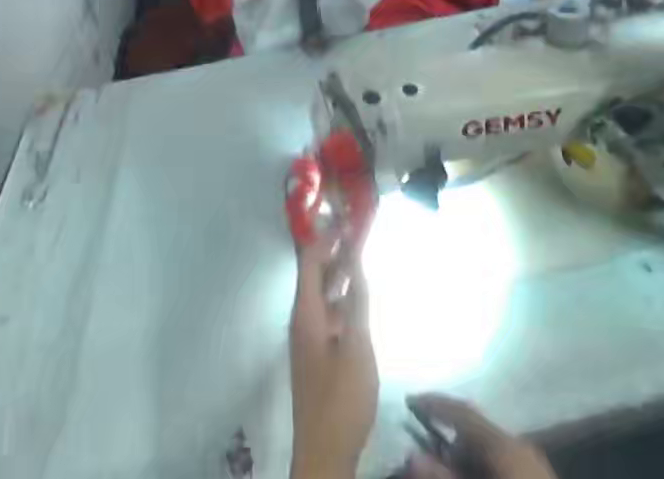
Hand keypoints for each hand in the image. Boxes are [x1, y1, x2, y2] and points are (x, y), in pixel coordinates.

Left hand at [290, 237, 376, 478]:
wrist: (325, 452)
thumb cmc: (341, 397)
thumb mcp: (357, 345)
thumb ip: (357, 301)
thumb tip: (356, 261)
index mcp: (307, 313)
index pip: (310, 261)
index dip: (323, 234)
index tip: (339, 211)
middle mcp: (303, 320)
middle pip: (315, 275)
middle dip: (333, 248)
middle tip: (355, 224)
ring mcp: (310, 338)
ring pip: (323, 294)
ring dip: (340, 272)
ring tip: (360, 250)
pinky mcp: (319, 353)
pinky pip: (329, 312)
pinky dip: (343, 297)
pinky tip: (359, 296)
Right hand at [403, 394, 557, 478]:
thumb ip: (445, 478)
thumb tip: (414, 454)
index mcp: (505, 445)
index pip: (463, 411)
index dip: (435, 403)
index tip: (409, 401)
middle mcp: (519, 445)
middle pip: (475, 430)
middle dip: (447, 439)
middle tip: (422, 454)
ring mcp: (532, 464)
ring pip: (489, 449)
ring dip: (463, 458)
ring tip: (445, 472)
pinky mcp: (538, 478)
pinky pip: (501, 465)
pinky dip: (480, 468)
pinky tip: (470, 478)